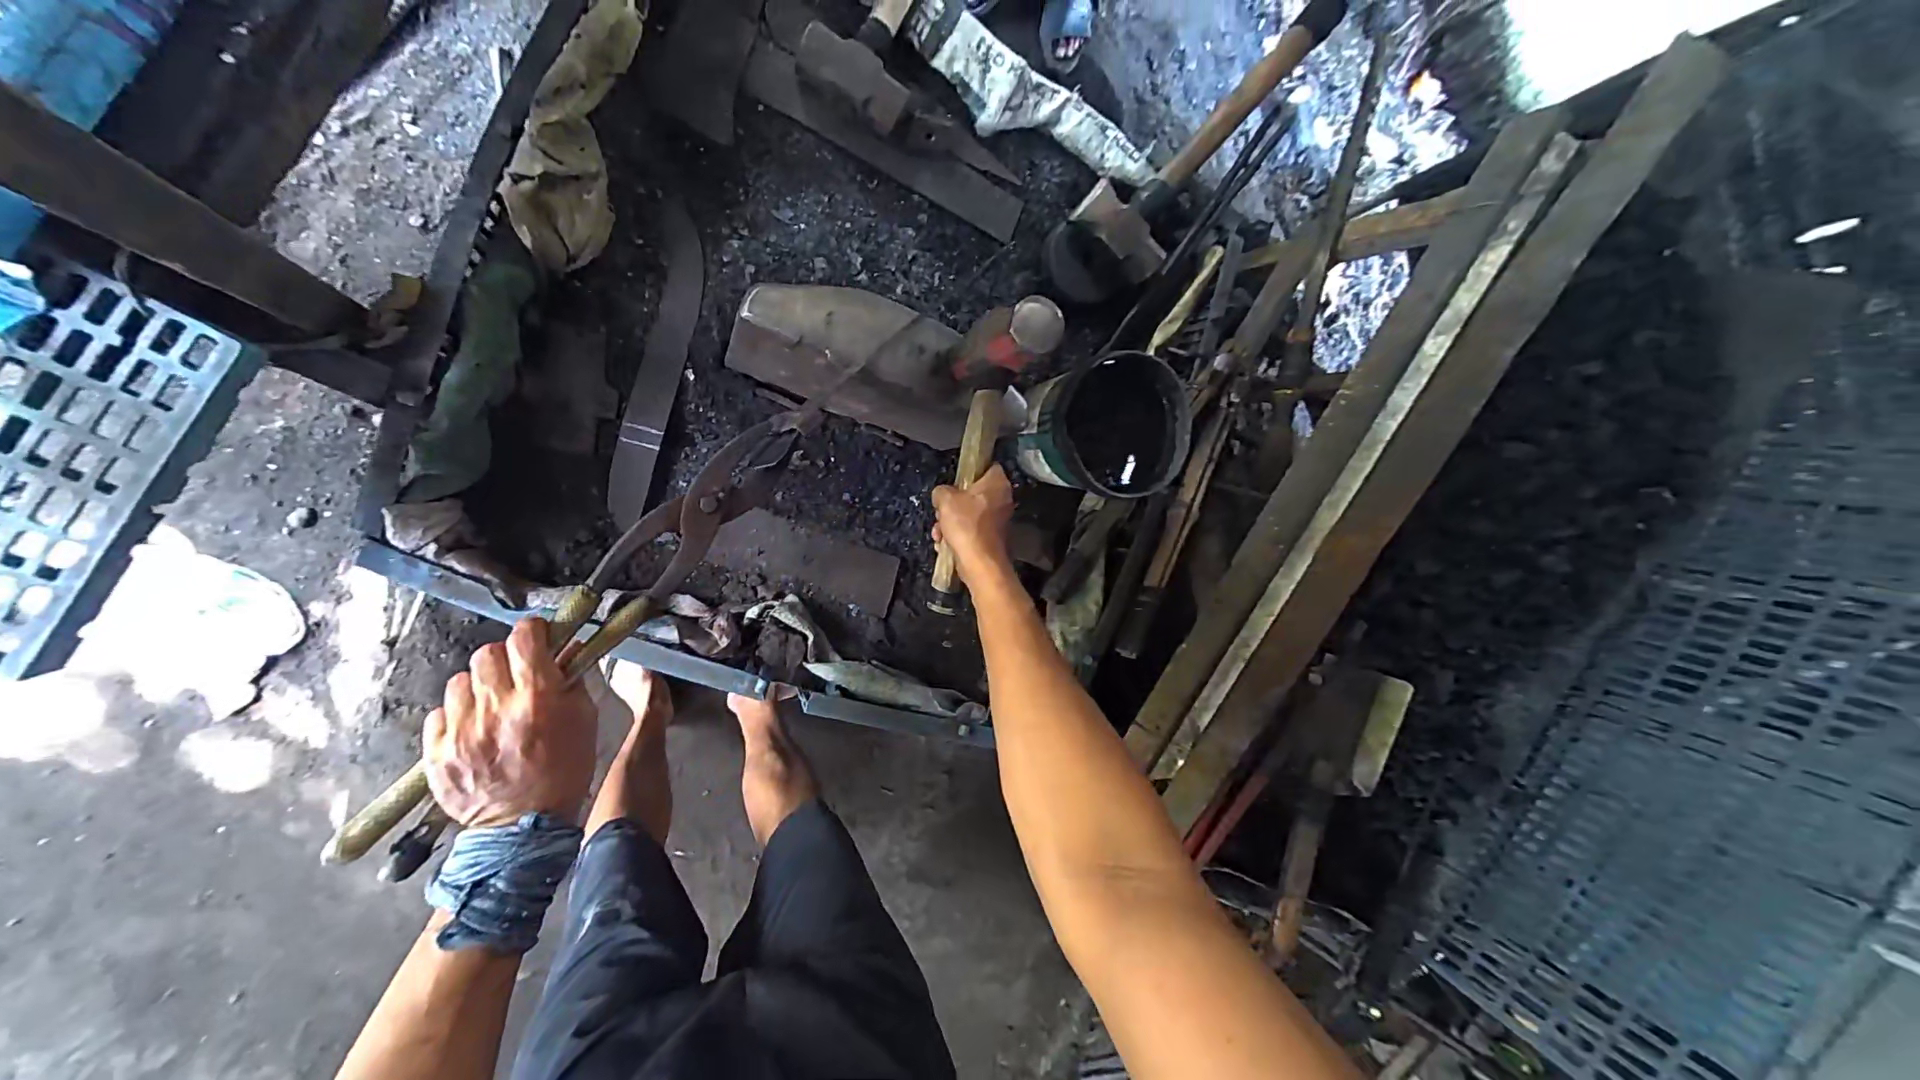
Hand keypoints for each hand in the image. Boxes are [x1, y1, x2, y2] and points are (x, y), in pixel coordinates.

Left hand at [424, 617, 597, 827]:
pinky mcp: (436, 752)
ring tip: (492, 706)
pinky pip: (439, 714)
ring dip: (478, 687)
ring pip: (460, 681)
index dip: (532, 631)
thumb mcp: (584, 719)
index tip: (537, 636)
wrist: (525, 827)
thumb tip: (569, 648)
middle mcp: (496, 708)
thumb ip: (574, 680)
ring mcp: (462, 731)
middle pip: (487, 653)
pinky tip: (474, 728)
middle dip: (504, 658)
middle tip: (515, 673)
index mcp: (538, 698)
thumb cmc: (563, 771)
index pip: (524, 638)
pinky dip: (457, 716)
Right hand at [932, 463, 1015, 586]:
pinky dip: (958, 536)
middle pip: (974, 493)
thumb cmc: (966, 525)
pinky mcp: (993, 538)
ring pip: (969, 514)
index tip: (955, 481)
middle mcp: (1003, 499)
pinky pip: (972, 531)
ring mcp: (999, 520)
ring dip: (951, 523)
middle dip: (953, 504)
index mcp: (998, 483)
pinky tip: (944, 544)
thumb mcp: (945, 500)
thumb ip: (941, 491)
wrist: (980, 563)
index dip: (970, 472)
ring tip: (939, 532)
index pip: (987, 466)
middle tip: (941, 512)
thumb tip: (942, 495)